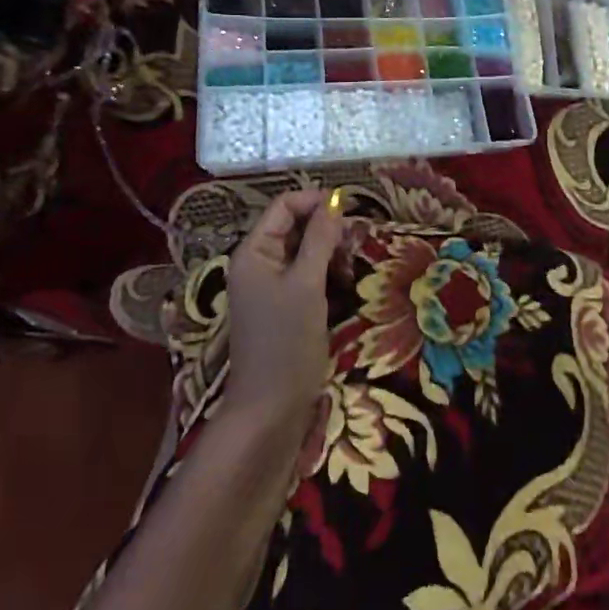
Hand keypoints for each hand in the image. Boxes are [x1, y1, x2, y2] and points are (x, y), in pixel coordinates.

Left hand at [223, 189, 343, 423]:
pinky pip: (305, 277)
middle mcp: (257, 263)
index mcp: (253, 251)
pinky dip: (325, 277)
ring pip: (303, 253)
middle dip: (326, 232)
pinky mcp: (282, 307)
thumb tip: (333, 202)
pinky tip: (343, 289)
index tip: (350, 212)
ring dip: (329, 255)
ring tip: (350, 273)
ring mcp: (269, 286)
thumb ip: (320, 240)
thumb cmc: (287, 342)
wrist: (271, 407)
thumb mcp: (308, 285)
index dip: (315, 202)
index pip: (283, 206)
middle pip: (294, 228)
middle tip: (355, 249)